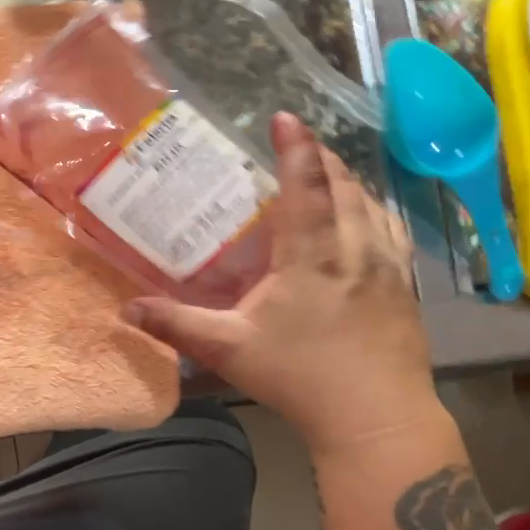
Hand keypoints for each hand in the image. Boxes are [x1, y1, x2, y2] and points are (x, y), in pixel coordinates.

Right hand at [124, 113, 444, 453]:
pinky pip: (390, 230)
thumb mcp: (226, 350)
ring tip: (328, 174)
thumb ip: (175, 324)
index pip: (306, 187)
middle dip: (322, 158)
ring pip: (372, 204)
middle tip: (299, 144)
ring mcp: (387, 265)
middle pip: (345, 186)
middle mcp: (356, 248)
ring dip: (349, 181)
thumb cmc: (297, 375)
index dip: (296, 148)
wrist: (373, 412)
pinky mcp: (403, 285)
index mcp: (312, 256)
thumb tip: (126, 310)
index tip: (285, 117)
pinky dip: (372, 211)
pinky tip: (365, 219)